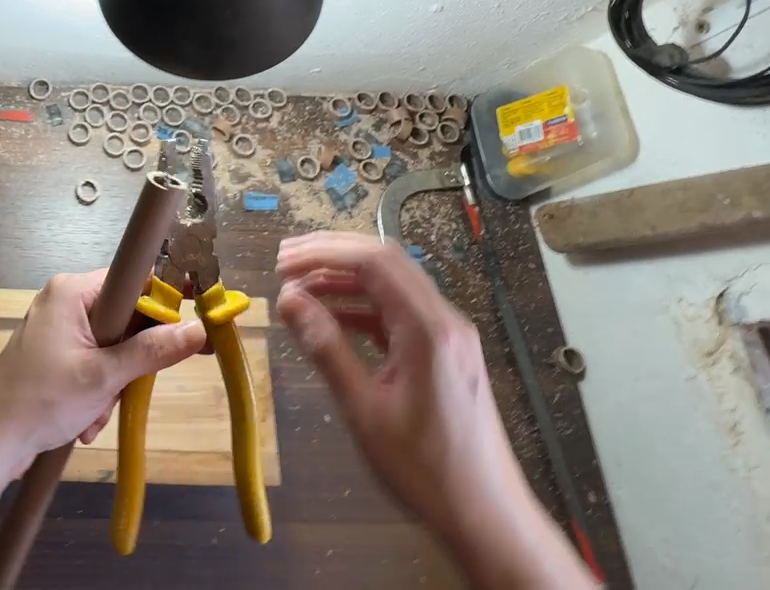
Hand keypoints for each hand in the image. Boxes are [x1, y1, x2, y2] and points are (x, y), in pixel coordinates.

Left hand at [0, 268, 205, 474]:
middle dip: (129, 362)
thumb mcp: (104, 377)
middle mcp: (64, 300)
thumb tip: (198, 329)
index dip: (162, 303)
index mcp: (72, 291)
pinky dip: (95, 392)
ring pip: (110, 347)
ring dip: (112, 386)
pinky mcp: (53, 353)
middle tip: (127, 389)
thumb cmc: (42, 400)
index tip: (186, 329)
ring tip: (93, 414)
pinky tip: (83, 421)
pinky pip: (92, 363)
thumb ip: (152, 351)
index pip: (132, 281)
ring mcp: (57, 327)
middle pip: (124, 318)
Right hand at [276, 233, 591, 587]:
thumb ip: (325, 347)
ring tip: (299, 286)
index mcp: (428, 329)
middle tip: (285, 260)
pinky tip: (331, 317)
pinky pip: (398, 310)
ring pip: (392, 282)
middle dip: (331, 253)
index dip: (322, 254)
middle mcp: (444, 320)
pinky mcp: (444, 351)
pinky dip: (361, 304)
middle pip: (384, 260)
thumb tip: (288, 299)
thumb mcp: (364, 409)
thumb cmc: (423, 468)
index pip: (373, 262)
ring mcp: (448, 334)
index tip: (282, 265)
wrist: (487, 516)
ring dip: (344, 277)